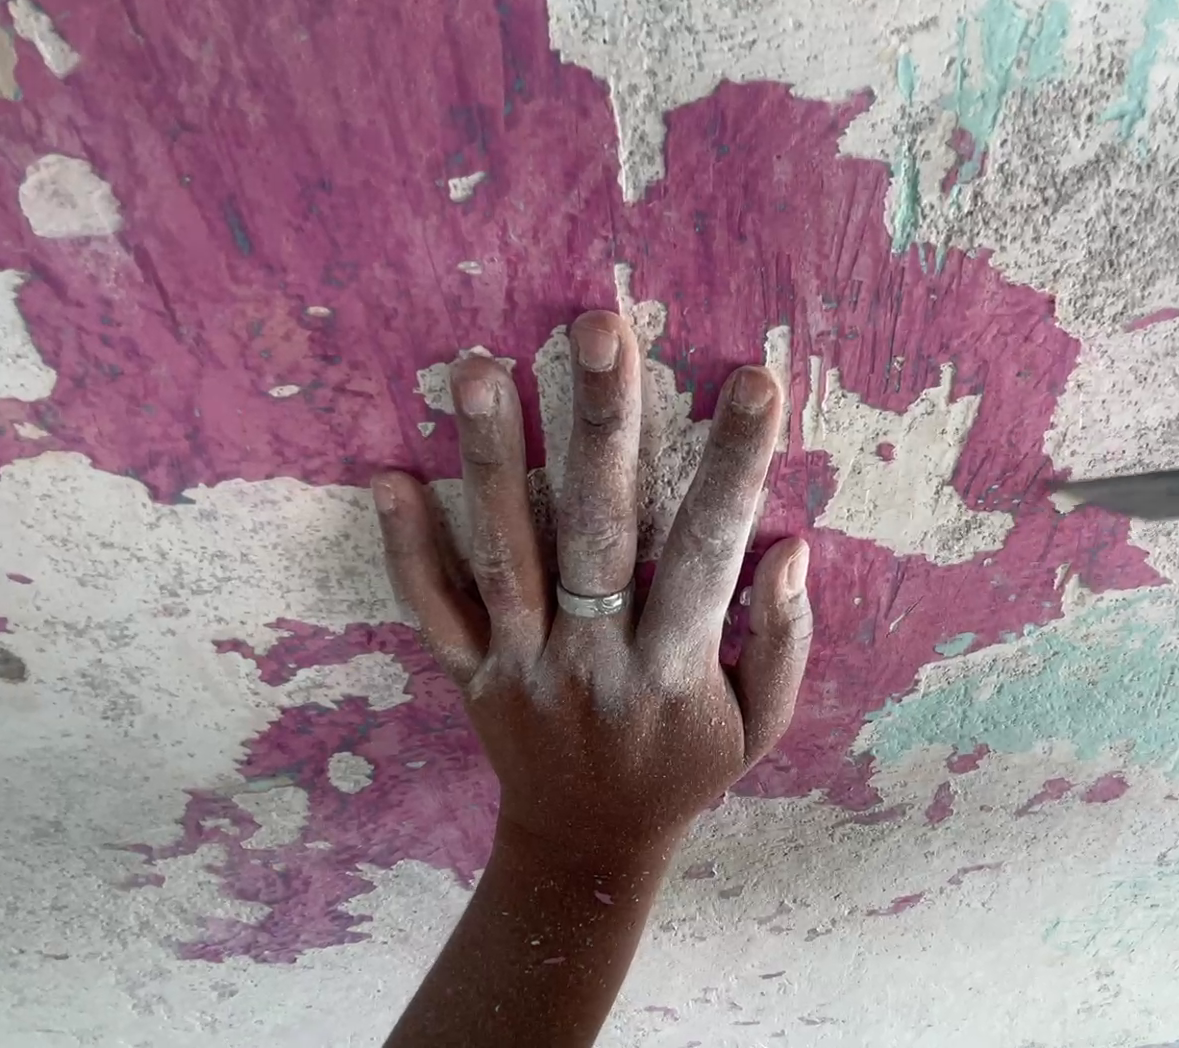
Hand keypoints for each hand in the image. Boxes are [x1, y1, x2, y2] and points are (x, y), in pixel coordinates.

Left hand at [372, 310, 811, 867]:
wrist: (586, 851)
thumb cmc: (685, 773)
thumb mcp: (762, 727)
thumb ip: (785, 641)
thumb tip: (791, 547)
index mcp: (674, 670)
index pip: (711, 549)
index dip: (736, 463)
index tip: (755, 380)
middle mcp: (593, 660)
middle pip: (598, 528)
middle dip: (603, 421)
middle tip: (598, 327)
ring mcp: (520, 669)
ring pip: (503, 554)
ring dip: (489, 459)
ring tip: (478, 368)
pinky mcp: (471, 679)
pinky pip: (432, 611)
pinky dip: (405, 548)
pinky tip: (387, 477)